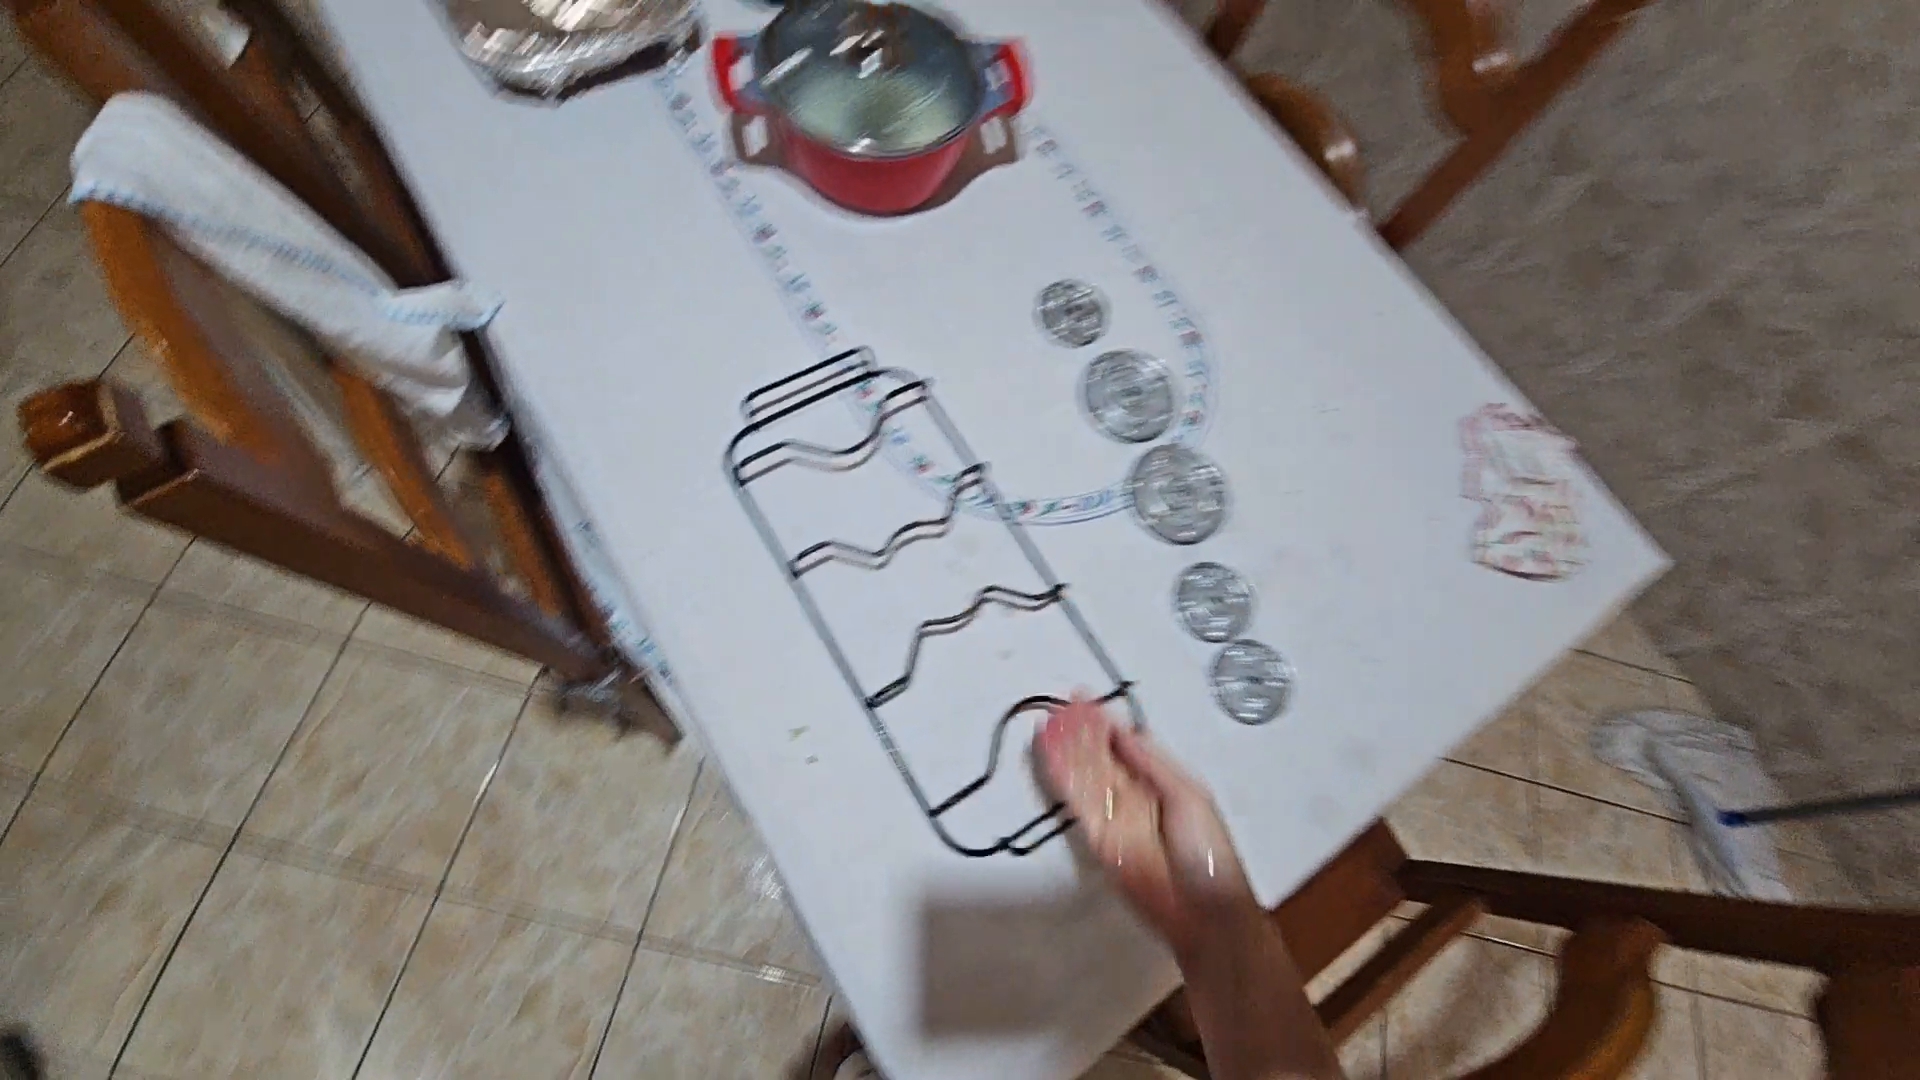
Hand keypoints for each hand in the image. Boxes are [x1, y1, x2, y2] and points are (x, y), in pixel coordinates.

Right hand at [1033, 696, 1255, 958]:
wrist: (1205, 913)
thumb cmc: (1207, 852)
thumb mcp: (1190, 795)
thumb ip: (1152, 763)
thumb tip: (1124, 730)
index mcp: (1159, 781)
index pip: (1125, 744)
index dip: (1103, 721)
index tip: (1082, 698)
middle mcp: (1133, 794)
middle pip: (1100, 757)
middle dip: (1080, 732)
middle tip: (1058, 706)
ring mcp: (1115, 816)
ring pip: (1085, 776)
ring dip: (1066, 750)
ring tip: (1047, 723)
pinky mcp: (1099, 839)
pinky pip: (1078, 803)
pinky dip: (1062, 779)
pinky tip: (1050, 757)